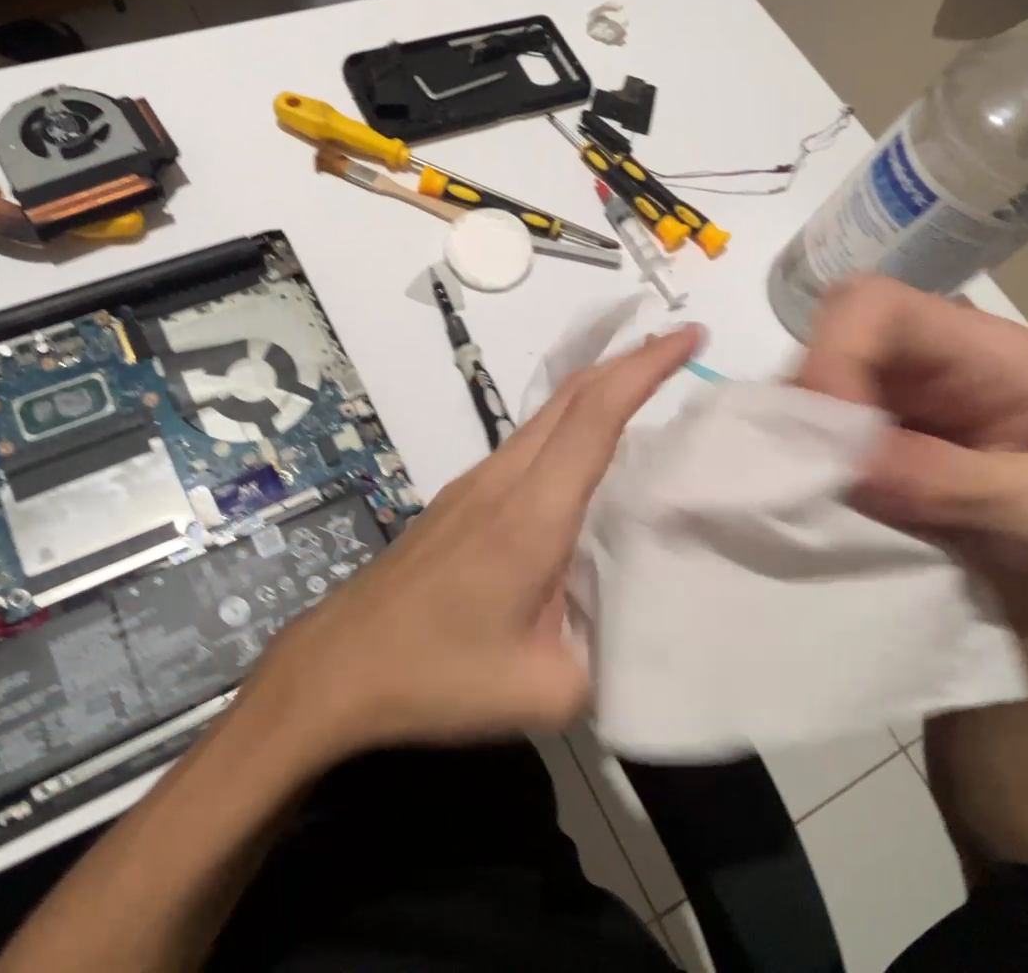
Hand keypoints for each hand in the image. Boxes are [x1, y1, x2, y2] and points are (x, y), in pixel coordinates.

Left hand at [248, 326, 704, 759]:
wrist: (336, 668)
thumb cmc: (435, 676)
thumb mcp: (543, 690)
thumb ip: (607, 660)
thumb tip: (633, 632)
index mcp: (529, 516)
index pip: (595, 417)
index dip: (646, 367)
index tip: (691, 336)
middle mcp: (498, 485)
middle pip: (566, 400)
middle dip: (626, 363)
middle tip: (680, 350)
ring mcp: (468, 491)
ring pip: (539, 422)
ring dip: (593, 396)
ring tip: (643, 398)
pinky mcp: (452, 508)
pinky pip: (519, 451)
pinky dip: (563, 433)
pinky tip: (579, 465)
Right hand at [793, 277, 1027, 627]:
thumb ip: (963, 483)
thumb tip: (845, 461)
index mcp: (984, 355)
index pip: (878, 309)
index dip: (834, 355)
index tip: (829, 442)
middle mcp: (918, 366)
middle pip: (822, 343)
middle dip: (802, 408)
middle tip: (811, 482)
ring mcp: (879, 404)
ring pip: (798, 391)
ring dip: (791, 445)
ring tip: (814, 504)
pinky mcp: (853, 444)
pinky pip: (797, 438)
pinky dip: (789, 470)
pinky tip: (812, 508)